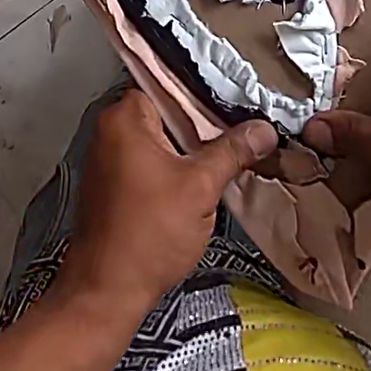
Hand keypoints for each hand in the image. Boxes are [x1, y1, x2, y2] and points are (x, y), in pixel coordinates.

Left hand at [59, 89, 277, 310]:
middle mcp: (111, 128)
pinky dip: (176, 162)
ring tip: (231, 146)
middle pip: (167, 108)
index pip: (170, 81)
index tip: (239, 93)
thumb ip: (232, 151)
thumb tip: (263, 130)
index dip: (206, 88)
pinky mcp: (114, 180)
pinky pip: (151, 157)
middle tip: (243, 122)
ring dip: (191, 143)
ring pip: (161, 135)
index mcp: (125, 116)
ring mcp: (109, 155)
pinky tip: (205, 173)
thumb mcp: (201, 187)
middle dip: (204, 118)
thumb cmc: (148, 234)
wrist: (108, 289)